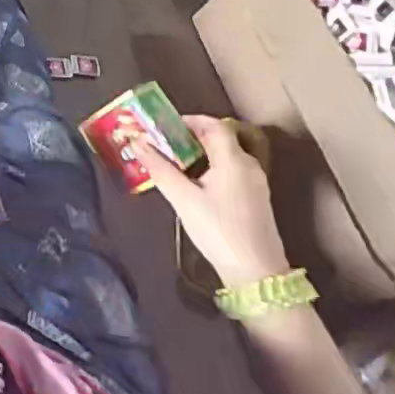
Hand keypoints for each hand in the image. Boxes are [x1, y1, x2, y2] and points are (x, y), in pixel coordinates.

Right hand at [133, 115, 291, 285]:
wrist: (257, 273)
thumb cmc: (218, 230)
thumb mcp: (183, 199)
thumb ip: (159, 168)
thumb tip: (137, 142)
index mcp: (233, 159)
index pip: (213, 125)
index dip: (189, 121)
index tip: (163, 127)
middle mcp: (249, 165)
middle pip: (219, 139)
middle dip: (189, 138)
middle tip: (162, 145)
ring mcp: (255, 182)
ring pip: (225, 156)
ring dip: (199, 154)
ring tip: (172, 164)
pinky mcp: (255, 199)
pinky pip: (231, 171)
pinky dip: (210, 168)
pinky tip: (193, 185)